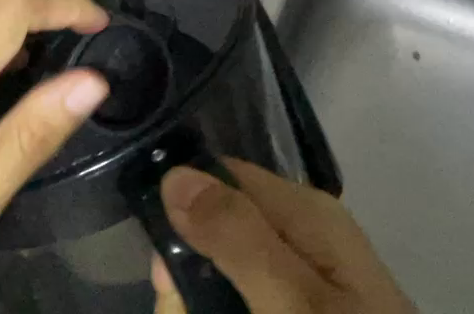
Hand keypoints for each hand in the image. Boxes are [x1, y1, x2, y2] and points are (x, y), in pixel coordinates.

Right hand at [152, 160, 416, 313]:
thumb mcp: (293, 301)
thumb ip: (236, 237)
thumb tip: (174, 173)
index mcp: (304, 211)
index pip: (219, 177)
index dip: (182, 215)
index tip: (168, 269)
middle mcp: (301, 232)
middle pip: (215, 232)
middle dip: (192, 282)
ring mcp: (303, 275)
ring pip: (223, 276)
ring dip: (203, 306)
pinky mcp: (302, 304)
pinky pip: (245, 298)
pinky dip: (230, 312)